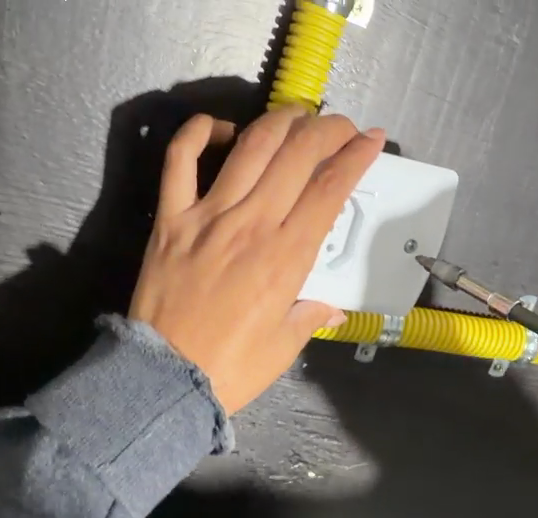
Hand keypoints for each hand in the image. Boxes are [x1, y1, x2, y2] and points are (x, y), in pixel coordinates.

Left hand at [130, 110, 385, 411]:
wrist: (167, 378)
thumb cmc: (231, 370)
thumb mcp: (283, 348)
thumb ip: (310, 317)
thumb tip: (332, 309)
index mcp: (286, 257)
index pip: (329, 189)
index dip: (356, 156)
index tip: (371, 141)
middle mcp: (251, 224)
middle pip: (297, 153)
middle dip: (328, 129)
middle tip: (340, 128)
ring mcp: (208, 215)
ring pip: (251, 145)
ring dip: (281, 121)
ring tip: (297, 118)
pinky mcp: (170, 218)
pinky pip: (182, 158)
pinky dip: (201, 132)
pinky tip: (222, 128)